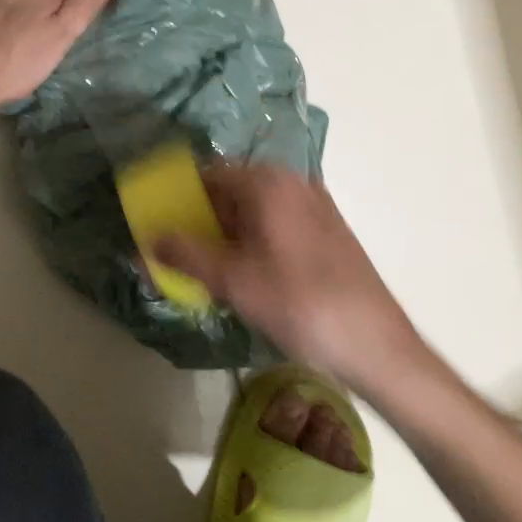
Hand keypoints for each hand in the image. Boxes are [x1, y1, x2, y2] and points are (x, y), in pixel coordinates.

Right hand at [155, 163, 429, 391]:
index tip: (157, 228)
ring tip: (206, 277)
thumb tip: (144, 240)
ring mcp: (314, 209)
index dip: (176, 200)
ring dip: (223, 239)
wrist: (377, 346)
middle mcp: (293, 184)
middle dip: (198, 223)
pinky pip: (274, 230)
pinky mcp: (326, 235)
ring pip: (252, 215)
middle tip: (176, 260)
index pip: (206, 175)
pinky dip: (250, 247)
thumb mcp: (232, 281)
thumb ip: (182, 255)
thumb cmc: (300, 305)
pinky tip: (244, 283)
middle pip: (229, 194)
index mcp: (269, 182)